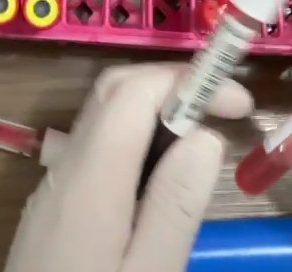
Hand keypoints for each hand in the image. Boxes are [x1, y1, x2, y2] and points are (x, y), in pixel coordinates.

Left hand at [5, 63, 251, 271]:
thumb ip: (174, 205)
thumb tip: (204, 133)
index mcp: (89, 179)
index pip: (131, 92)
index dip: (186, 79)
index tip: (238, 100)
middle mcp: (65, 169)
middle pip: (113, 94)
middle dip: (171, 85)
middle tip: (228, 111)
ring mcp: (54, 189)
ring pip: (103, 120)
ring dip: (155, 111)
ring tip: (205, 141)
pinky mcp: (53, 212)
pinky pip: (96, 152)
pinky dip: (135, 141)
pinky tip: (163, 179)